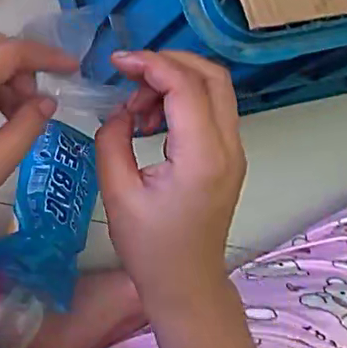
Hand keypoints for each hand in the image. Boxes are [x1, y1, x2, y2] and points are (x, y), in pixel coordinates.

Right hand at [95, 50, 246, 314]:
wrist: (186, 285)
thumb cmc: (150, 248)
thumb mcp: (117, 193)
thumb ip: (112, 141)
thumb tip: (119, 112)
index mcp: (202, 157)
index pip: (186, 86)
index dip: (150, 64)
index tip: (116, 63)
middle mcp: (228, 147)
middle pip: (211, 76)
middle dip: (168, 62)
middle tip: (129, 73)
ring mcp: (233, 151)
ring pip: (214, 88)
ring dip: (174, 81)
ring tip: (137, 107)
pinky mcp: (228, 156)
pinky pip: (211, 108)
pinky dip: (182, 99)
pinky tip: (152, 120)